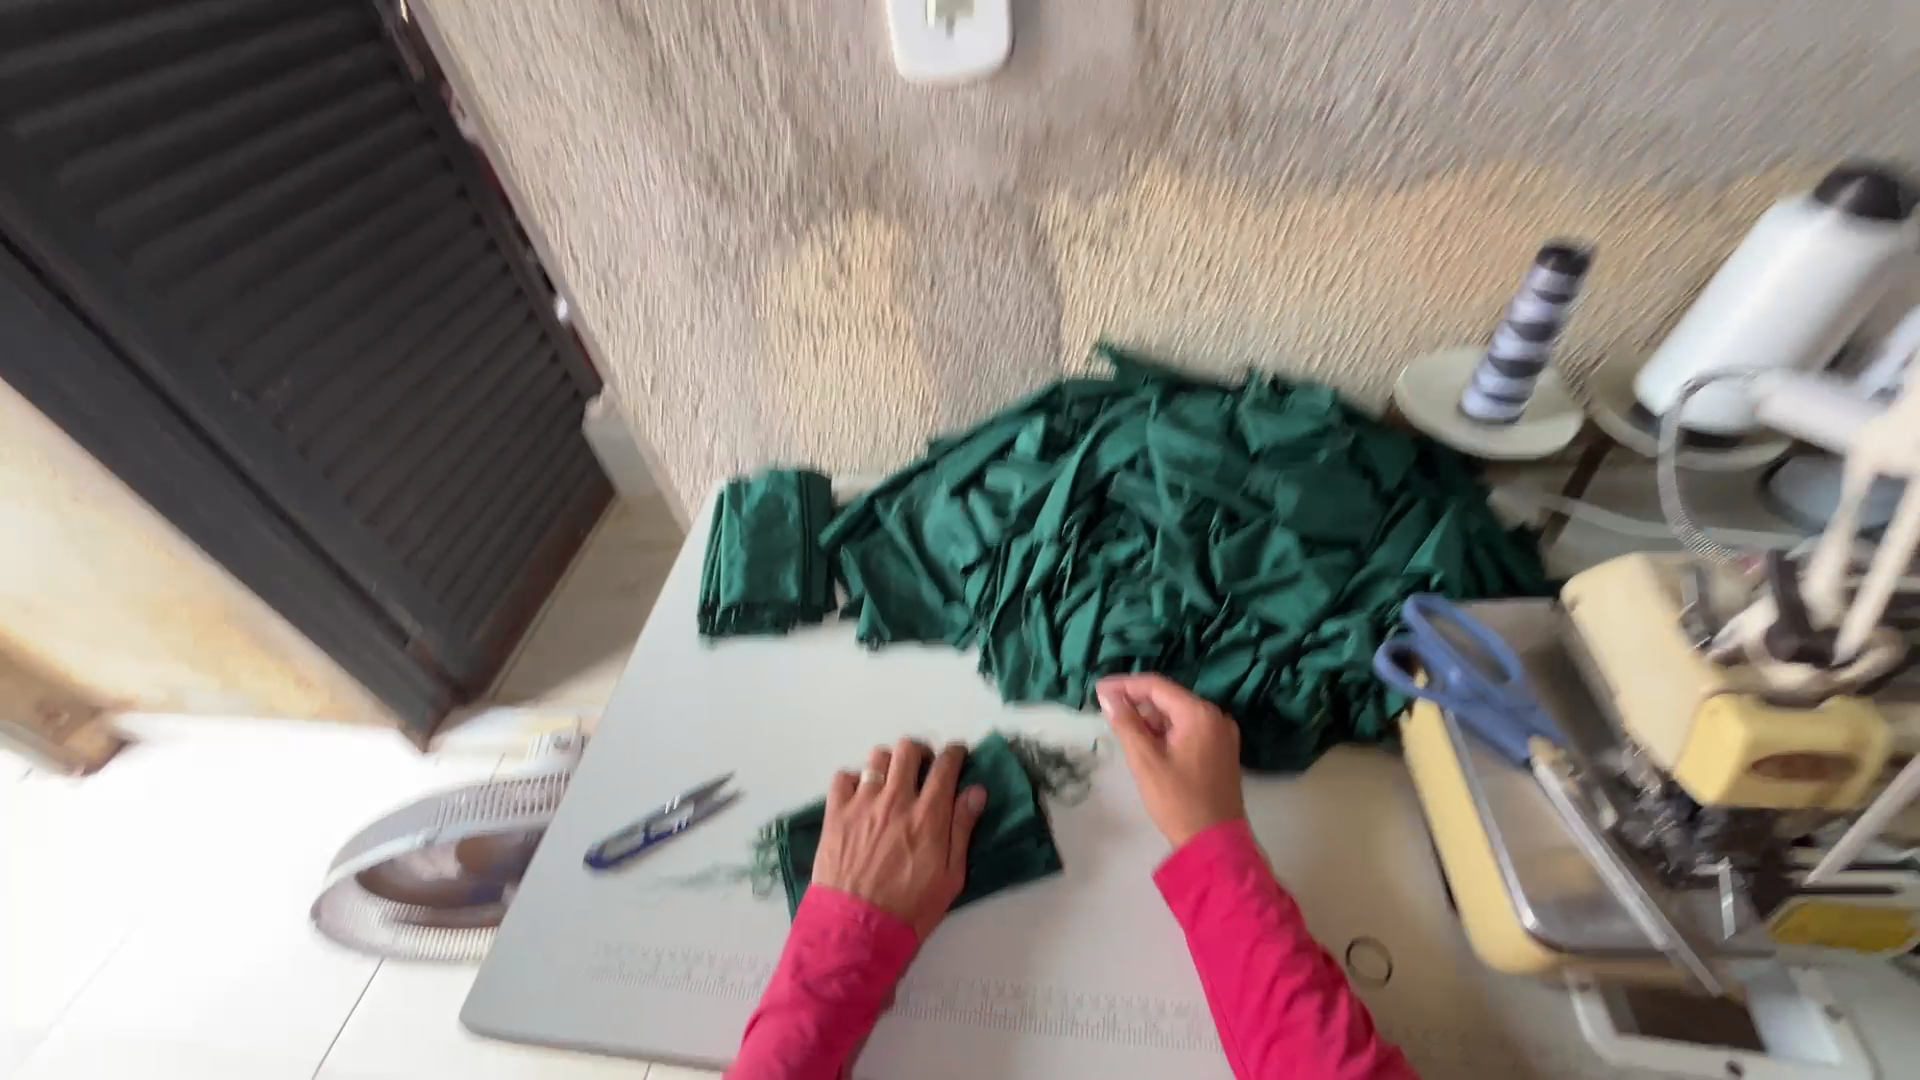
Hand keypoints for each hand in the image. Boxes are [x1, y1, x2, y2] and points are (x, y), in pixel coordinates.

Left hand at [812, 738, 987, 940]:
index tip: (957, 755)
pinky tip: (861, 796)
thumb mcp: (951, 876)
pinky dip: (854, 780)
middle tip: (924, 768)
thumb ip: (962, 829)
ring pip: (877, 757)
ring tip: (892, 781)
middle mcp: (895, 800)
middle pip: (909, 749)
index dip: (955, 752)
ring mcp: (862, 804)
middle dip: (921, 752)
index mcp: (927, 815)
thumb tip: (975, 790)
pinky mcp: (836, 813)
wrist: (856, 932)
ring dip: (889, 763)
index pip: (945, 764)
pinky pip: (844, 776)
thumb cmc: (911, 908)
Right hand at [1097, 674, 1245, 848]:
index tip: (1098, 690)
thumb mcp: (1145, 760)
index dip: (1124, 685)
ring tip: (1124, 731)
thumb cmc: (1178, 801)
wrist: (1215, 845)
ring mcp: (1222, 734)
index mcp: (1199, 714)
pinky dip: (1166, 732)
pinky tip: (1147, 744)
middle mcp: (1216, 717)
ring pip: (1177, 714)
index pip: (1156, 686)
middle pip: (1168, 698)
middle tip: (1108, 712)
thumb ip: (1125, 722)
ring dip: (1150, 719)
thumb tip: (1107, 695)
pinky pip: (1188, 729)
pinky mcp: (1221, 750)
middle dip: (1136, 703)